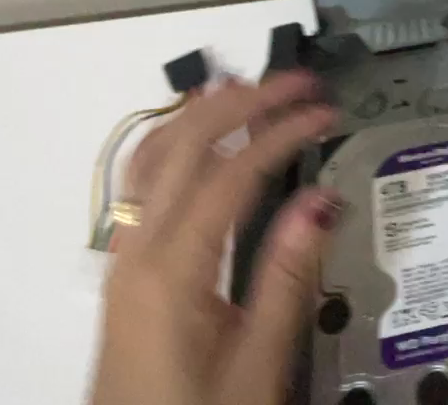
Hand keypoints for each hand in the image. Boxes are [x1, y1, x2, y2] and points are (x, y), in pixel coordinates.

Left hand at [89, 71, 340, 404]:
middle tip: (296, 82)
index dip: (282, 133)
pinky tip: (201, 135)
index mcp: (172, 274)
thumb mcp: (256, 365)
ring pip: (152, 155)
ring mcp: (123, 257)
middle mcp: (137, 252)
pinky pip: (142, 180)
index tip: (325, 113)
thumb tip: (320, 200)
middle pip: (184, 145)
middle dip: (243, 101)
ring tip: (246, 86)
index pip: (231, 175)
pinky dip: (175, 139)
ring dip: (201, 111)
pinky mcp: (124, 269)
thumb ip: (287, 278)